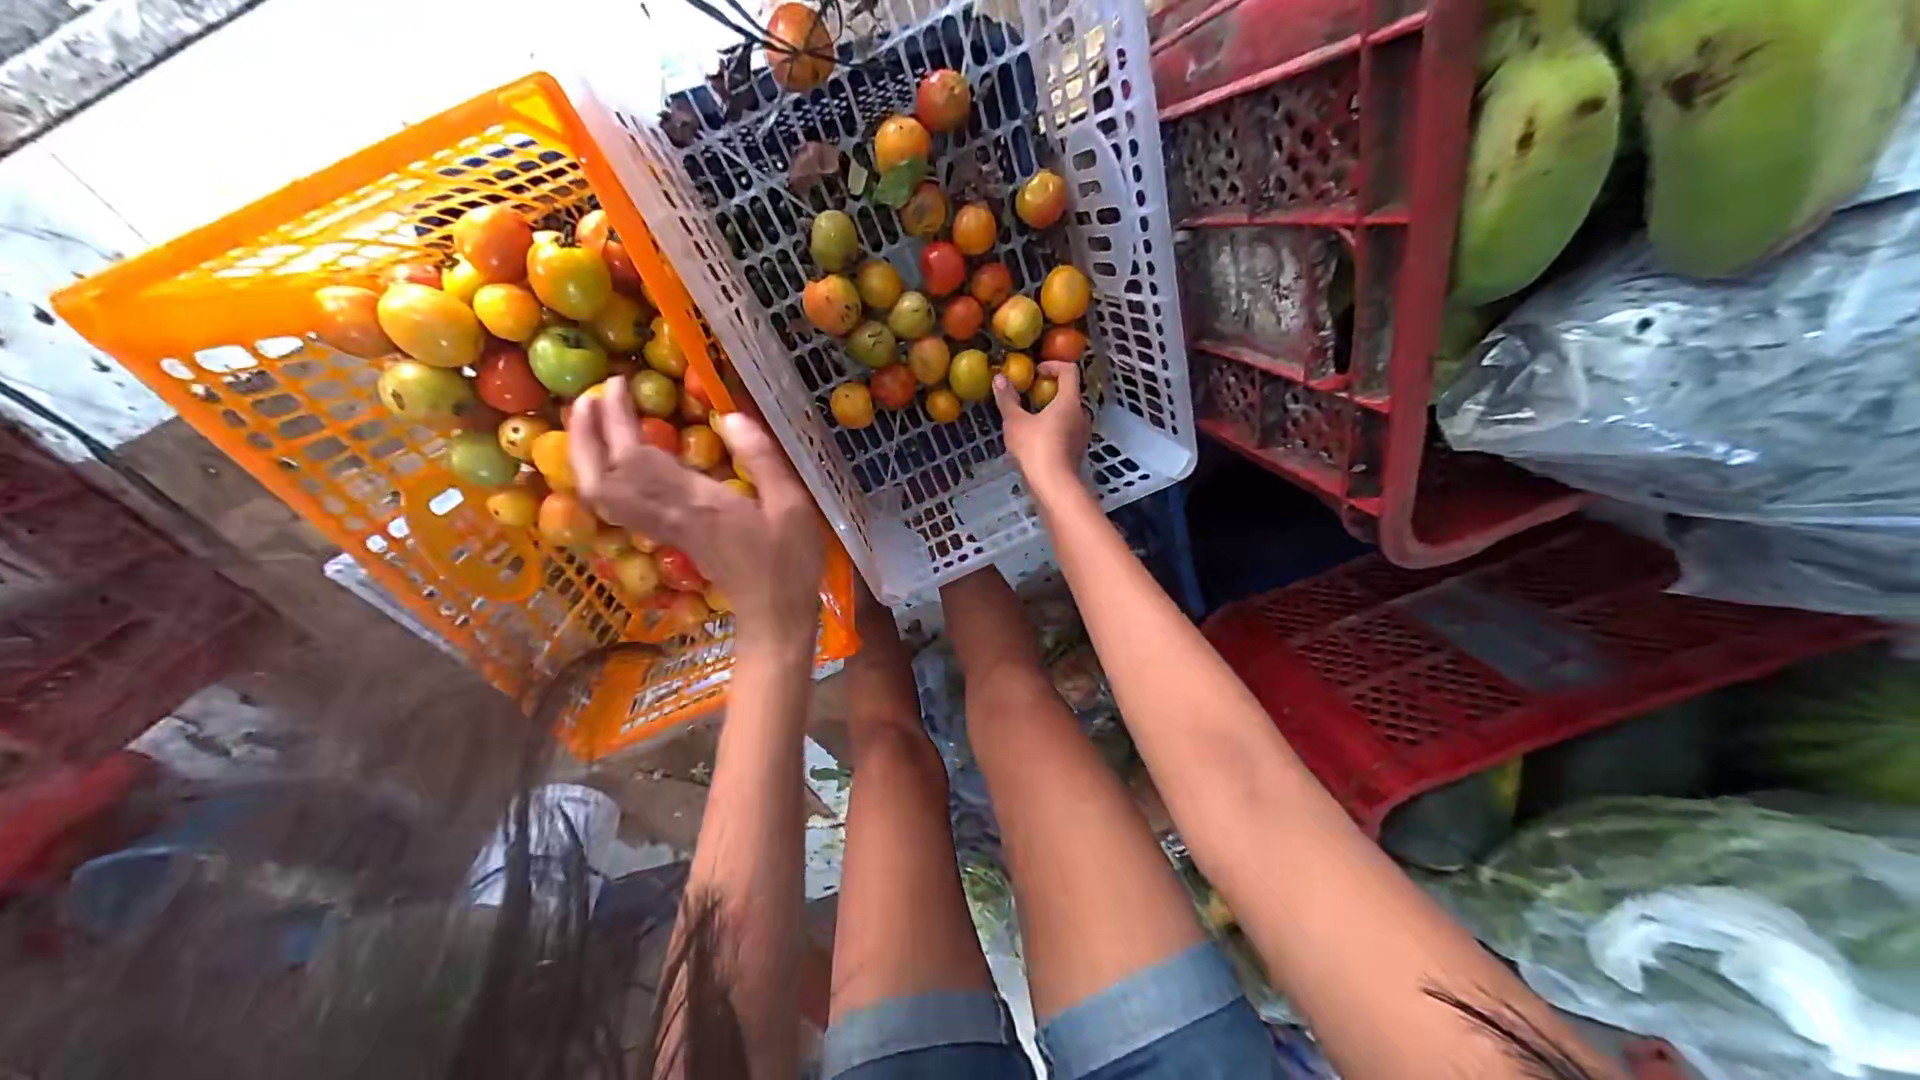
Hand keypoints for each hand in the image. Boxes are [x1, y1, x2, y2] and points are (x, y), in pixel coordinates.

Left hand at [569, 377, 824, 646]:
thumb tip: (730, 415)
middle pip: (604, 476)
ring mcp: (664, 529)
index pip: (637, 457)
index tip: (618, 383)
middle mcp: (670, 514)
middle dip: (587, 433)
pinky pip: (619, 508)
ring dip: (587, 457)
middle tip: (589, 395)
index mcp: (697, 502)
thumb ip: (762, 459)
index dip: (618, 418)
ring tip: (592, 423)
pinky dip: (603, 481)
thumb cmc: (788, 560)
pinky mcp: (668, 538)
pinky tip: (612, 465)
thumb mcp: (791, 504)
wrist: (773, 612)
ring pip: (603, 495)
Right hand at [993, 360, 1088, 499]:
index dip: (1054, 365)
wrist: (1054, 486)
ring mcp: (1082, 434)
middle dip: (1051, 390)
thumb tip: (999, 378)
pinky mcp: (1078, 450)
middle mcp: (1082, 414)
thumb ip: (1007, 399)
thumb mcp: (1015, 422)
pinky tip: (1037, 439)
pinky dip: (1055, 427)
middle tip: (1031, 394)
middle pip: (1070, 393)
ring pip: (1069, 413)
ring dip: (1052, 410)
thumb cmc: (1035, 448)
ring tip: (1031, 417)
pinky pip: (1068, 430)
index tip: (1037, 371)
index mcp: (1070, 401)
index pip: (1069, 371)